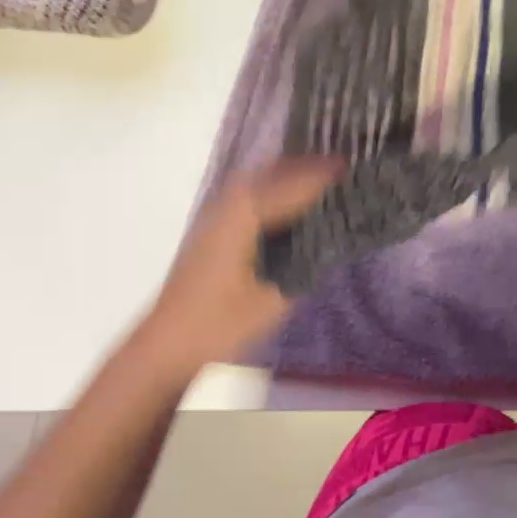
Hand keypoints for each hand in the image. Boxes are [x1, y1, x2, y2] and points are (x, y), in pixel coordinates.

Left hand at [131, 157, 340, 375]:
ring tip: (321, 179)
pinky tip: (291, 204)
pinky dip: (274, 189)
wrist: (163, 350)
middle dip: (306, 167)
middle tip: (342, 168)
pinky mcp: (213, 231)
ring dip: (289, 175)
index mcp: (244, 216)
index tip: (353, 167)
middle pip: (272, 172)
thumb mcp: (274, 299)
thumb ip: (306, 264)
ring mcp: (216, 216)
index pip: (292, 186)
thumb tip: (334, 241)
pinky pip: (250, 195)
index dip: (323, 176)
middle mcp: (228, 205)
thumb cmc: (219, 326)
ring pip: (258, 180)